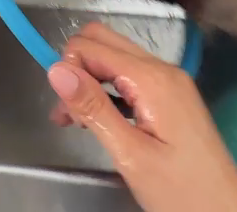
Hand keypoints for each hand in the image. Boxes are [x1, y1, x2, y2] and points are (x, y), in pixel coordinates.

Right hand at [48, 23, 236, 211]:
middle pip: (103, 41)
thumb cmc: (181, 195)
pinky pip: (130, 77)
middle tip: (68, 111)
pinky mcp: (173, 98)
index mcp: (152, 78)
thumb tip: (55, 69)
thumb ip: (93, 107)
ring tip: (77, 122)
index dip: (69, 69)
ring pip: (114, 58)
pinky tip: (102, 121)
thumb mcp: (131, 155)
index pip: (91, 45)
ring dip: (90, 80)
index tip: (65, 109)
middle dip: (76, 68)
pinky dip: (109, 90)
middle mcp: (162, 69)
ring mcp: (171, 82)